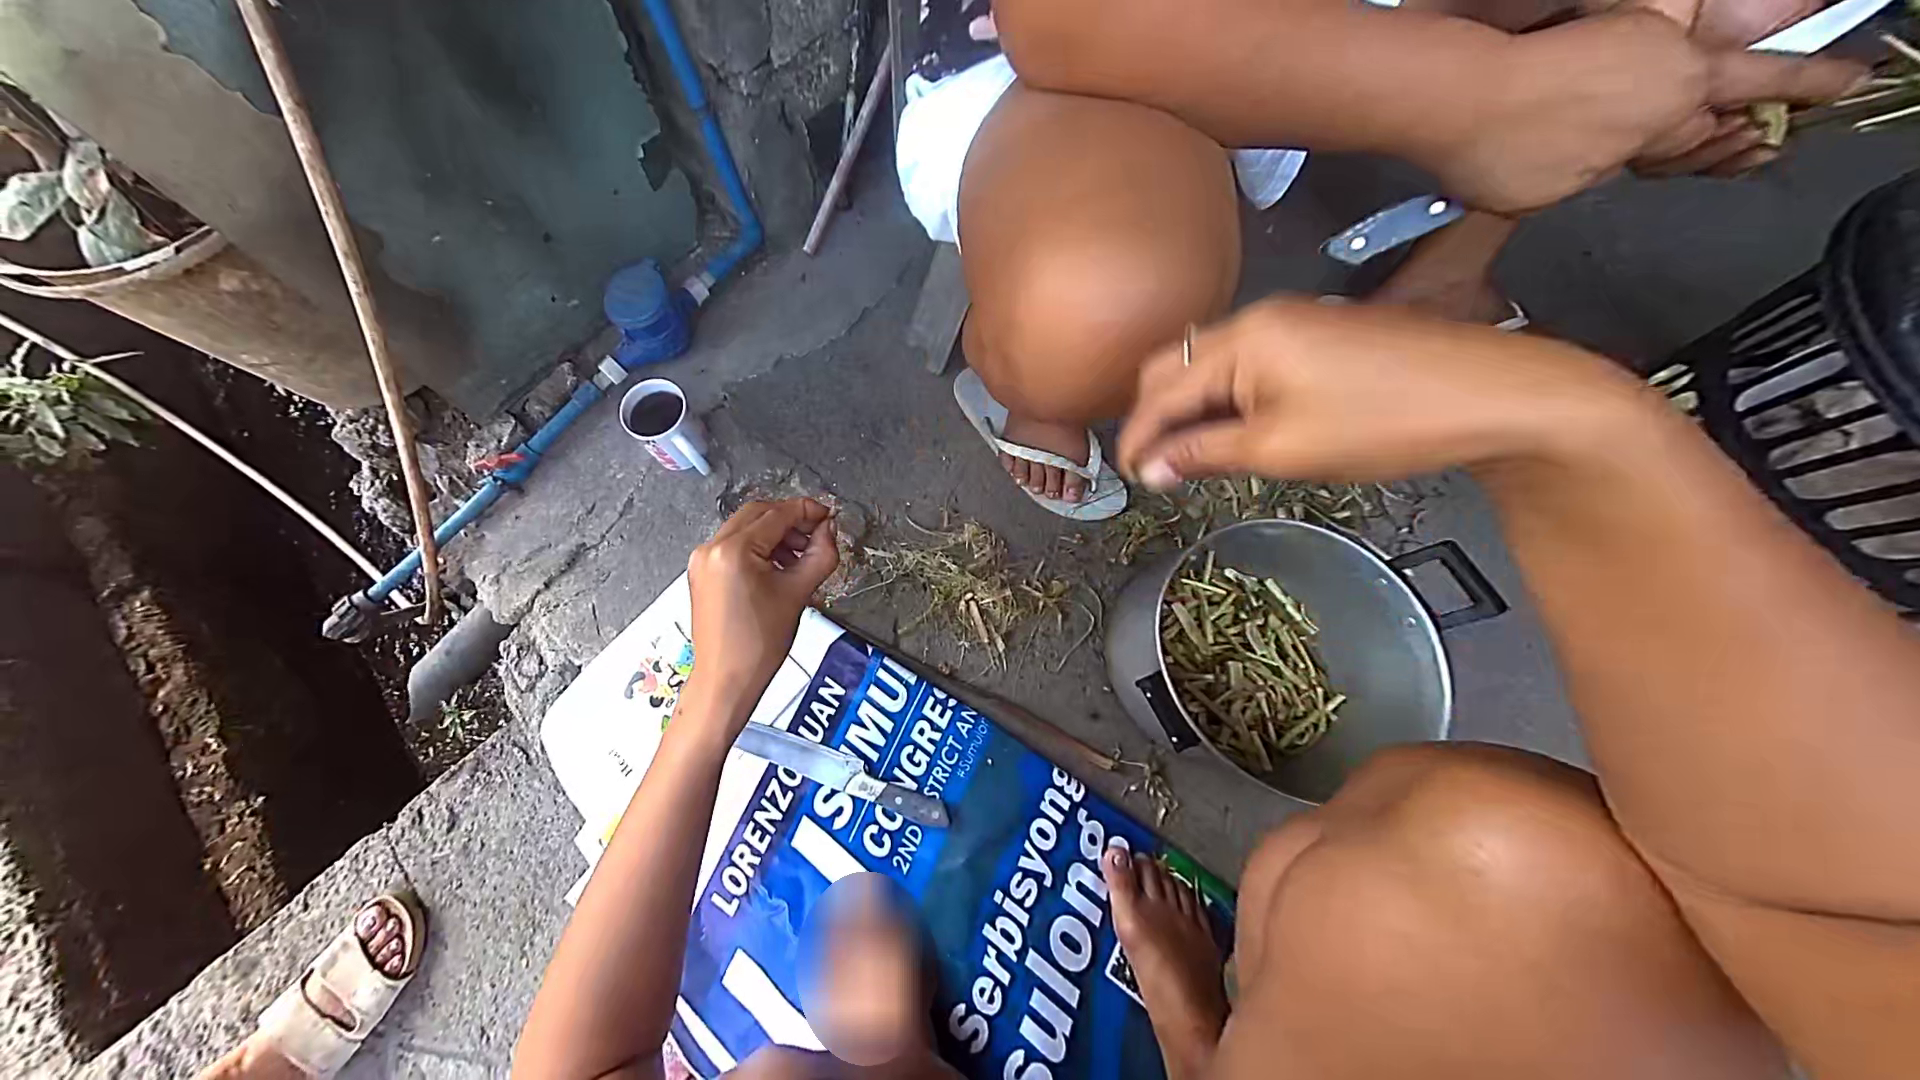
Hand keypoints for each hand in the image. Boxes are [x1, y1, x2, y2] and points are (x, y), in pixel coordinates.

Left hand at [683, 498, 838, 725]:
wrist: (727, 678)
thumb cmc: (755, 646)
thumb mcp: (799, 593)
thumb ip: (821, 554)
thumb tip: (828, 532)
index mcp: (733, 551)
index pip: (778, 514)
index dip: (808, 512)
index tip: (827, 516)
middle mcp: (712, 550)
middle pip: (760, 513)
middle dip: (792, 520)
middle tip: (818, 533)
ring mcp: (703, 561)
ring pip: (747, 527)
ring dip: (776, 533)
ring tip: (801, 555)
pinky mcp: (704, 573)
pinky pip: (735, 545)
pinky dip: (760, 547)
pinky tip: (780, 566)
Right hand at [1115, 298, 1655, 486]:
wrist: (1495, 393)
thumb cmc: (1382, 423)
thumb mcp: (1281, 449)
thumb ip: (1203, 454)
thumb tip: (1150, 469)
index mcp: (1242, 340)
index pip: (1162, 392)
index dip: (1138, 438)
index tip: (1128, 478)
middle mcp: (1255, 318)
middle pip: (1174, 366)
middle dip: (1153, 417)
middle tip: (1154, 465)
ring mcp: (1285, 320)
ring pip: (1205, 365)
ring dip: (1186, 408)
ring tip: (1187, 454)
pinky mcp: (1310, 332)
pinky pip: (1240, 363)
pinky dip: (1220, 398)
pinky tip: (1229, 428)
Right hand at [1430, 6, 1861, 211]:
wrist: (1470, 101)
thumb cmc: (1542, 52)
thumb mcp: (1638, 16)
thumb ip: (1676, 33)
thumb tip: (1703, 40)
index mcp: (1680, 82)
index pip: (1764, 80)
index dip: (1809, 82)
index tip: (1843, 84)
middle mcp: (1643, 135)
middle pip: (1679, 140)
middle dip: (1678, 130)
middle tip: (1654, 118)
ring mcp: (1589, 174)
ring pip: (1607, 165)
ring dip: (1594, 148)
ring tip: (1557, 127)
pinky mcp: (1538, 202)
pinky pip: (1552, 190)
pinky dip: (1542, 175)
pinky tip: (1522, 152)